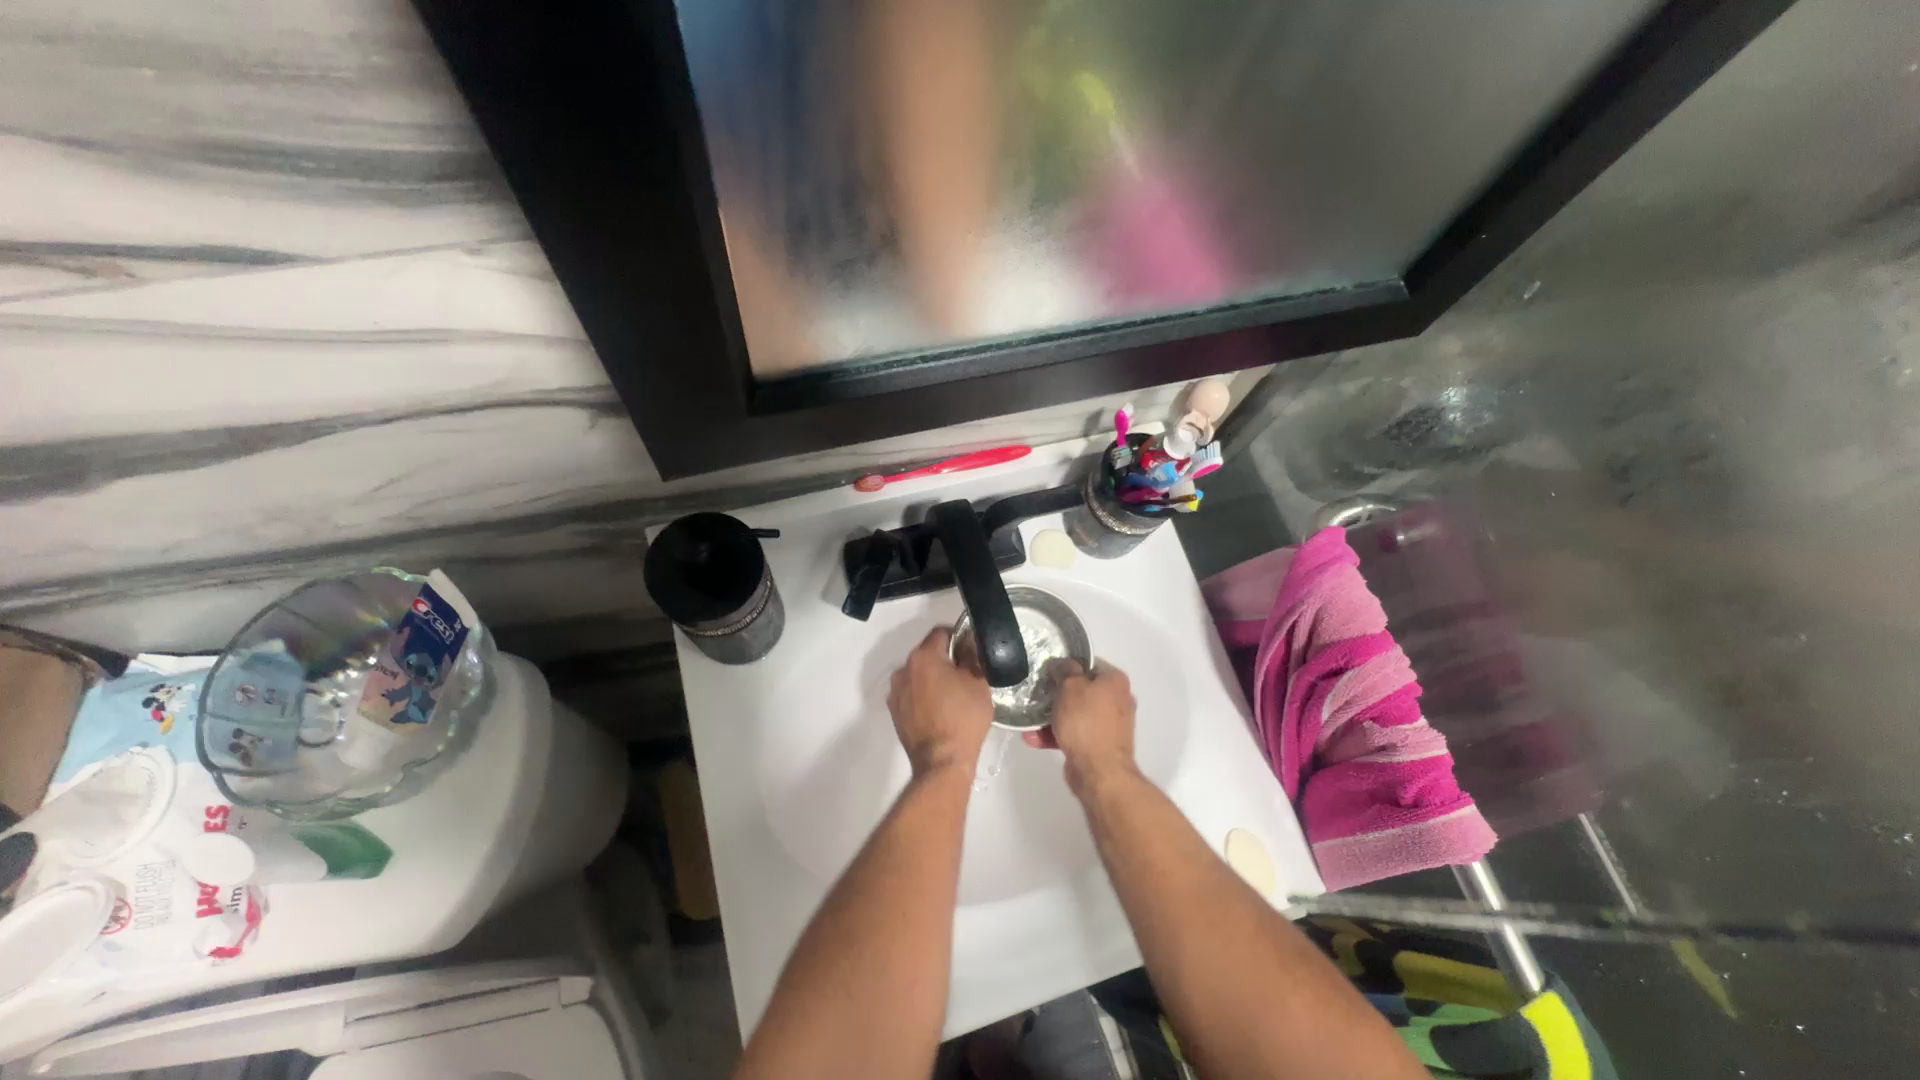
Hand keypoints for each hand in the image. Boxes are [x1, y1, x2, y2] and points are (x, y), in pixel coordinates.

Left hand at [887, 627, 993, 778]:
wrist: (942, 761)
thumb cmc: (964, 718)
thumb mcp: (979, 683)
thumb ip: (973, 658)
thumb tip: (969, 647)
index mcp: (924, 657)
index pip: (941, 633)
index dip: (959, 636)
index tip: (972, 649)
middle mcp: (903, 669)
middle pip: (927, 654)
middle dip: (945, 659)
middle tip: (966, 673)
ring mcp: (895, 692)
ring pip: (918, 675)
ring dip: (933, 678)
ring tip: (953, 695)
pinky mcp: (894, 712)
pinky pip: (912, 694)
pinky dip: (924, 696)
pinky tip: (939, 710)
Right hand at [1025, 660, 1136, 794]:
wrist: (1099, 771)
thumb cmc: (1085, 722)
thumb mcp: (1070, 687)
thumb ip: (1064, 670)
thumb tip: (1060, 664)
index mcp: (1115, 681)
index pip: (1089, 664)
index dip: (1067, 666)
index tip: (1047, 673)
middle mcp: (1117, 700)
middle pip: (1081, 691)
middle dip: (1056, 696)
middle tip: (1037, 695)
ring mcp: (1110, 725)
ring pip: (1075, 714)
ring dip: (1051, 718)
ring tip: (1029, 722)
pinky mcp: (1100, 746)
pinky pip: (1075, 734)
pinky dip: (1056, 735)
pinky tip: (1034, 739)